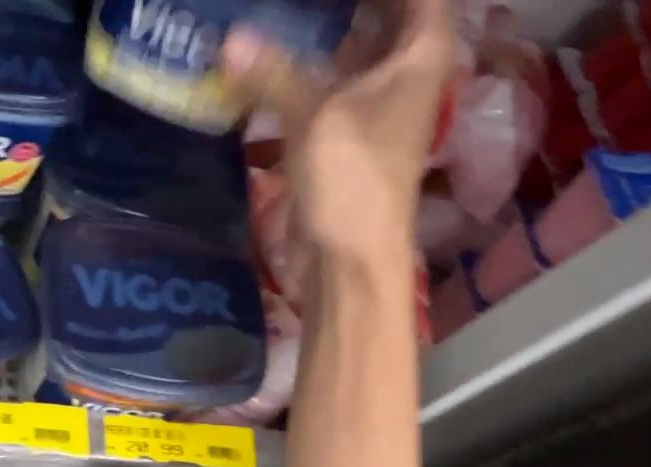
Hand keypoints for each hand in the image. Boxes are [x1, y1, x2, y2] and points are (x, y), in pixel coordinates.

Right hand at [222, 0, 455, 259]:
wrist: (350, 257)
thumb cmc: (352, 180)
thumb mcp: (314, 117)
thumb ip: (274, 74)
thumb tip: (230, 39)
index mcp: (421, 54)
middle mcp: (404, 73)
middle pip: (381, 19)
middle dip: (342, 7)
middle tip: (295, 3)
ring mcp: (373, 107)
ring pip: (349, 54)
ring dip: (319, 37)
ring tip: (281, 15)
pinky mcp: (344, 138)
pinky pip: (325, 90)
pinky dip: (302, 76)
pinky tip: (269, 65)